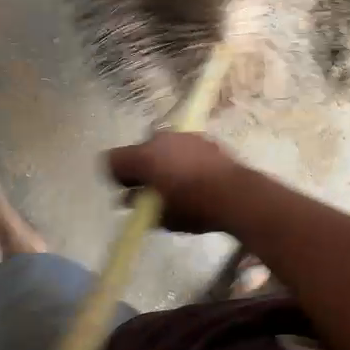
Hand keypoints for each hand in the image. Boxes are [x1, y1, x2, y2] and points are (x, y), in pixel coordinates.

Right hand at [106, 132, 254, 233]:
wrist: (236, 194)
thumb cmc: (194, 208)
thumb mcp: (160, 215)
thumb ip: (140, 204)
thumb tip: (130, 199)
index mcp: (143, 156)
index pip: (113, 160)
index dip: (117, 176)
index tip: (126, 192)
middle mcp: (159, 138)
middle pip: (139, 150)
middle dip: (141, 167)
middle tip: (150, 188)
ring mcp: (182, 135)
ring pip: (162, 145)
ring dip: (162, 160)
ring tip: (174, 181)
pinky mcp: (202, 137)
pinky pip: (183, 146)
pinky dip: (182, 157)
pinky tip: (193, 175)